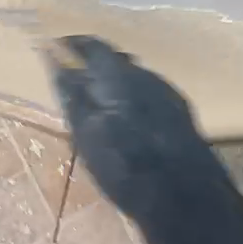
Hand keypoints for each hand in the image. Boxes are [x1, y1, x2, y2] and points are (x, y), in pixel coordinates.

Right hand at [49, 36, 233, 227]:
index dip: (75, 43)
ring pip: (137, 78)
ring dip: (116, 81)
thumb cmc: (125, 165)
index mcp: (120, 76)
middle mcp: (147, 77)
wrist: (187, 199)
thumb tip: (55, 59)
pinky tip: (131, 120)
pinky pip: (151, 95)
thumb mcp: (86, 132)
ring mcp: (170, 96)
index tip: (58, 46)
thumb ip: (72, 93)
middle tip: (76, 75)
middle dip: (96, 63)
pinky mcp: (183, 116)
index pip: (94, 46)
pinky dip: (133, 98)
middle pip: (118, 61)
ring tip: (101, 99)